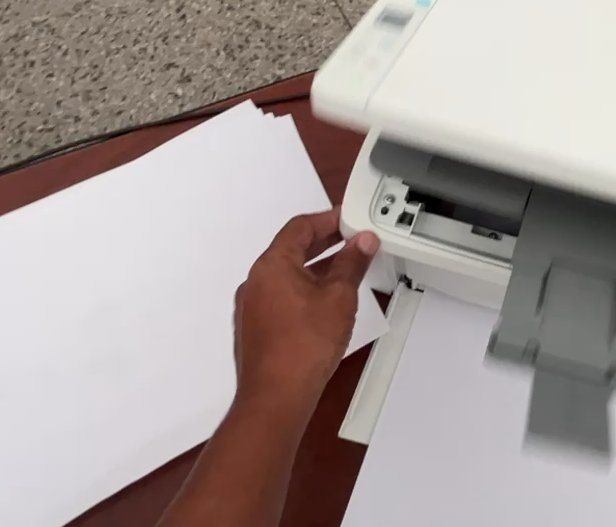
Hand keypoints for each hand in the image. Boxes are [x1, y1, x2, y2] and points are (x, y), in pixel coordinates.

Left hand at [232, 209, 378, 418]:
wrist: (276, 398)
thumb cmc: (303, 346)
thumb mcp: (340, 296)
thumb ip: (352, 263)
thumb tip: (362, 243)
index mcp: (271, 266)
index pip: (300, 227)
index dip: (328, 218)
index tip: (350, 217)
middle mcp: (256, 282)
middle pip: (293, 248)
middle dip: (327, 242)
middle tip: (354, 238)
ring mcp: (253, 307)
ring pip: (288, 273)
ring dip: (318, 266)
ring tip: (348, 268)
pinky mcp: (256, 328)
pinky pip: (283, 294)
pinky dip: (306, 287)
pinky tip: (328, 299)